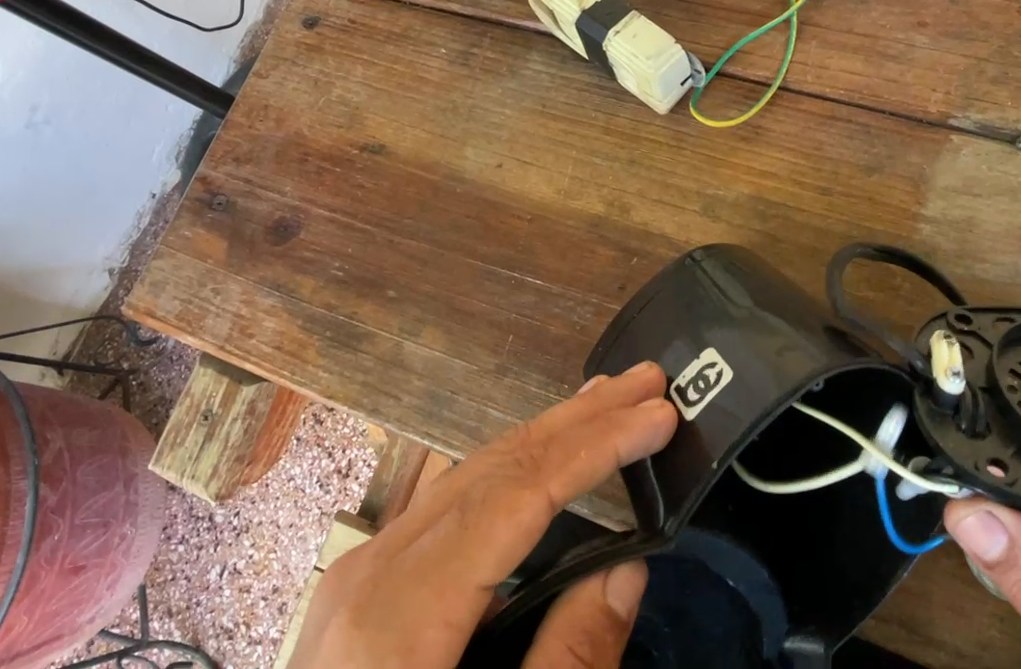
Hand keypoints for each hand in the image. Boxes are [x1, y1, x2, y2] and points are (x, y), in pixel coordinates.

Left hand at [299, 363, 678, 668]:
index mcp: (398, 614)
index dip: (593, 448)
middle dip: (577, 420)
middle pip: (491, 467)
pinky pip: (450, 505)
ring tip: (607, 405)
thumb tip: (625, 569)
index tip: (658, 415)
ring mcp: (362, 571)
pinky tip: (540, 467)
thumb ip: (567, 664)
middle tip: (647, 381)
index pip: (515, 496)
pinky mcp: (365, 585)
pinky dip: (510, 473)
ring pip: (469, 476)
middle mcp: (373, 570)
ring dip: (547, 437)